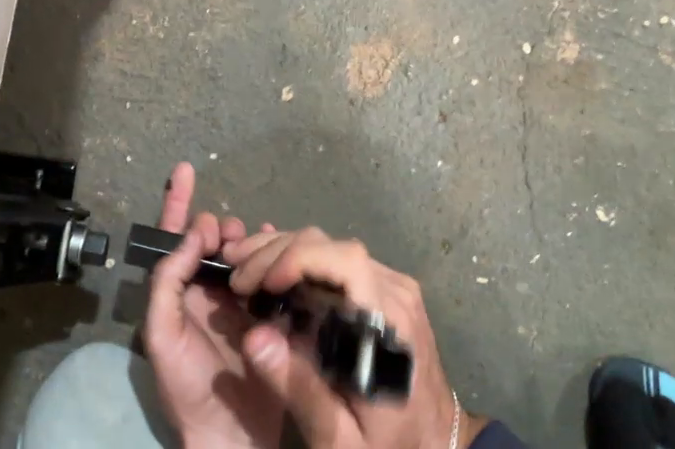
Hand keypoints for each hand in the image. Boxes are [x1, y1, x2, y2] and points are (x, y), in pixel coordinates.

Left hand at [142, 162, 284, 448]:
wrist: (230, 437)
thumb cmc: (187, 387)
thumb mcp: (162, 335)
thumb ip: (167, 283)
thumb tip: (188, 237)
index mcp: (178, 294)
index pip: (174, 239)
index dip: (178, 204)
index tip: (185, 170)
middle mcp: (206, 292)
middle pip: (211, 242)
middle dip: (217, 226)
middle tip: (228, 231)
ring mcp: (239, 303)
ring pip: (242, 254)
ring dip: (246, 239)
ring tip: (251, 239)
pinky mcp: (269, 315)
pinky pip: (272, 274)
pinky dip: (274, 254)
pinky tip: (280, 245)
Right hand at [223, 227, 489, 448]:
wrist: (440, 443)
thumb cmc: (390, 443)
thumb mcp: (341, 436)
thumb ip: (298, 387)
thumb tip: (253, 336)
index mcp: (388, 321)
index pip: (344, 259)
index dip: (297, 258)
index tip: (260, 283)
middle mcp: (394, 290)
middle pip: (327, 245)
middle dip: (273, 255)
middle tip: (234, 280)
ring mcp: (391, 283)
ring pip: (327, 245)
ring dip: (279, 253)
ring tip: (240, 271)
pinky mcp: (383, 285)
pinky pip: (334, 259)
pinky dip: (296, 260)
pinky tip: (268, 274)